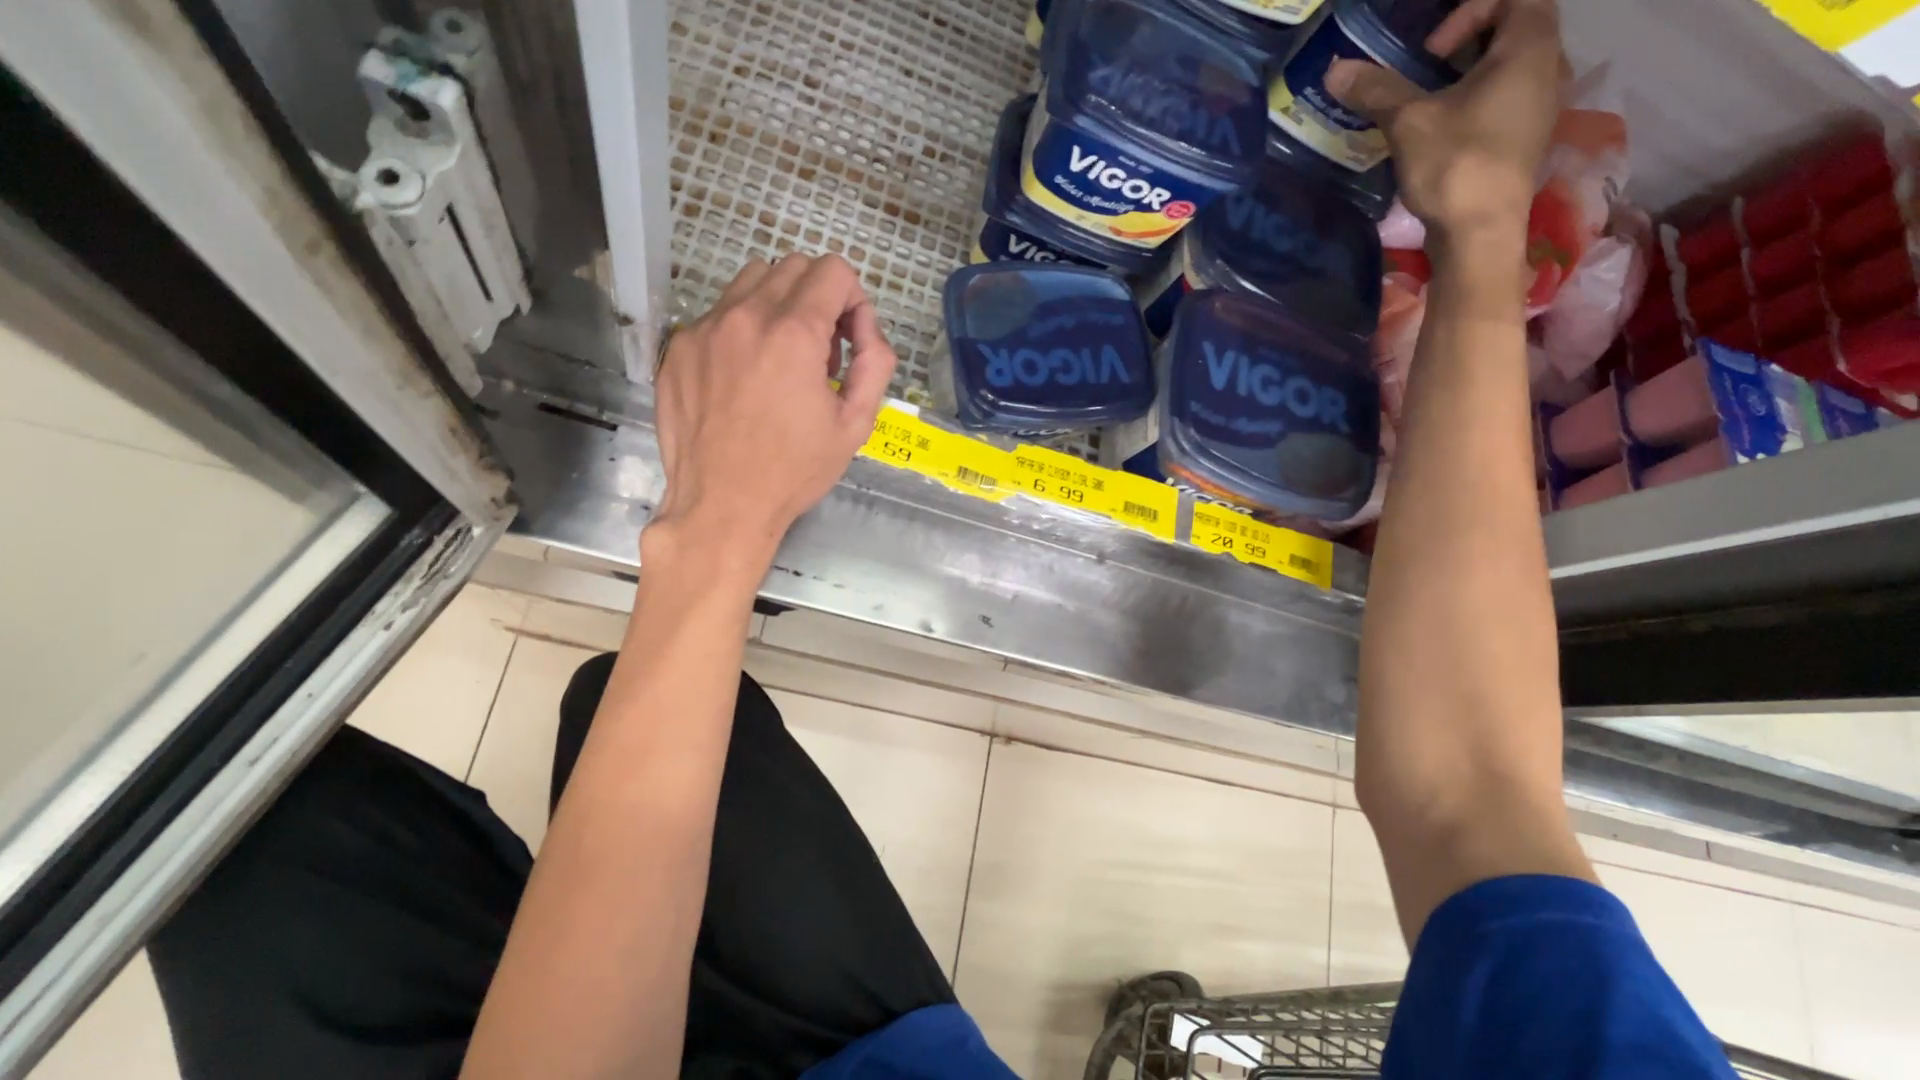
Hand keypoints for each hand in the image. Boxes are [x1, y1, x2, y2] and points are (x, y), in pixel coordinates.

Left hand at [648, 253, 897, 567]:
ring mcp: (704, 329)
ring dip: (778, 305)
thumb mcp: (855, 424)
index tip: (849, 339)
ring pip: (751, 281)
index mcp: (794, 334)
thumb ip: (875, 363)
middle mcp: (745, 317)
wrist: (722, 505)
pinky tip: (744, 378)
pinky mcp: (679, 348)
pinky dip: (741, 330)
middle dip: (817, 298)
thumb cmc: (794, 471)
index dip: (853, 299)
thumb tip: (867, 329)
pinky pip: (718, 314)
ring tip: (782, 358)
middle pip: (792, 267)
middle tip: (820, 350)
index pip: (832, 270)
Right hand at [1329, 0, 1566, 247]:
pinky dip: (1476, 100)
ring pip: (1510, 67)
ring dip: (1470, 73)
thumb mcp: (1408, 121)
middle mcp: (1549, 70)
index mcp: (1531, 50)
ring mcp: (1541, 107)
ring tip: (1429, 99)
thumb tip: (1336, 70)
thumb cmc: (1456, 164)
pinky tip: (1441, 128)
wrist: (1479, 234)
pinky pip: (1506, 99)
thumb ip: (1376, 89)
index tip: (1433, 50)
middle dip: (1468, 39)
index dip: (1471, 10)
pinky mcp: (1525, 139)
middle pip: (1515, 29)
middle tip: (1426, 69)